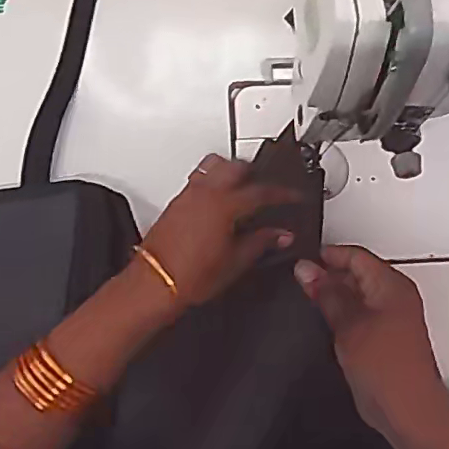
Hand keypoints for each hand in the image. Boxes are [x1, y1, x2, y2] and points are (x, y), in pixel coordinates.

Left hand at [138, 154, 297, 309]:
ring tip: (242, 185)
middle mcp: (206, 194)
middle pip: (237, 166)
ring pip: (214, 165)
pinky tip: (217, 197)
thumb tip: (279, 235)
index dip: (283, 193)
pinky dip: (212, 179)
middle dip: (256, 173)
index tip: (293, 196)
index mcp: (225, 205)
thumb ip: (261, 242)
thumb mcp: (236, 261)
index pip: (262, 191)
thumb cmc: (189, 276)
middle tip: (268, 188)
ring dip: (231, 169)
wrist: (155, 283)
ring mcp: (188, 194)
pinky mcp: (176, 201)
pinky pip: (198, 178)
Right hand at [292, 246, 447, 415]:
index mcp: (391, 284)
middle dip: (330, 275)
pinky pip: (362, 312)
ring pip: (359, 292)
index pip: (356, 256)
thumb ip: (325, 293)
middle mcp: (395, 296)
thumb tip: (306, 269)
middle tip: (301, 282)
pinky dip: (343, 313)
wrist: (408, 411)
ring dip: (335, 295)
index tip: (302, 262)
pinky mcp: (386, 336)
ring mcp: (392, 316)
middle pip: (358, 272)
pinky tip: (326, 322)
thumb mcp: (347, 324)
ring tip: (310, 300)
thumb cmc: (386, 369)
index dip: (328, 256)